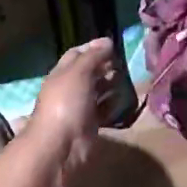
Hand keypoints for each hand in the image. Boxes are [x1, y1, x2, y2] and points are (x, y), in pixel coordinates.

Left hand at [21, 37, 114, 163]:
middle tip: (123, 62)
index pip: (76, 55)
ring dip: (110, 83)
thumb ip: (93, 56)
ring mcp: (79, 107)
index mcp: (61, 73)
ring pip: (97, 90)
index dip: (92, 48)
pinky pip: (103, 109)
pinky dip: (113, 103)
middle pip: (88, 72)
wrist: (61, 145)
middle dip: (104, 65)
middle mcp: (69, 88)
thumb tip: (107, 41)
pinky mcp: (90, 124)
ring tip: (126, 77)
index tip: (112, 44)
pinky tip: (124, 98)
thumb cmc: (66, 103)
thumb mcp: (79, 72)